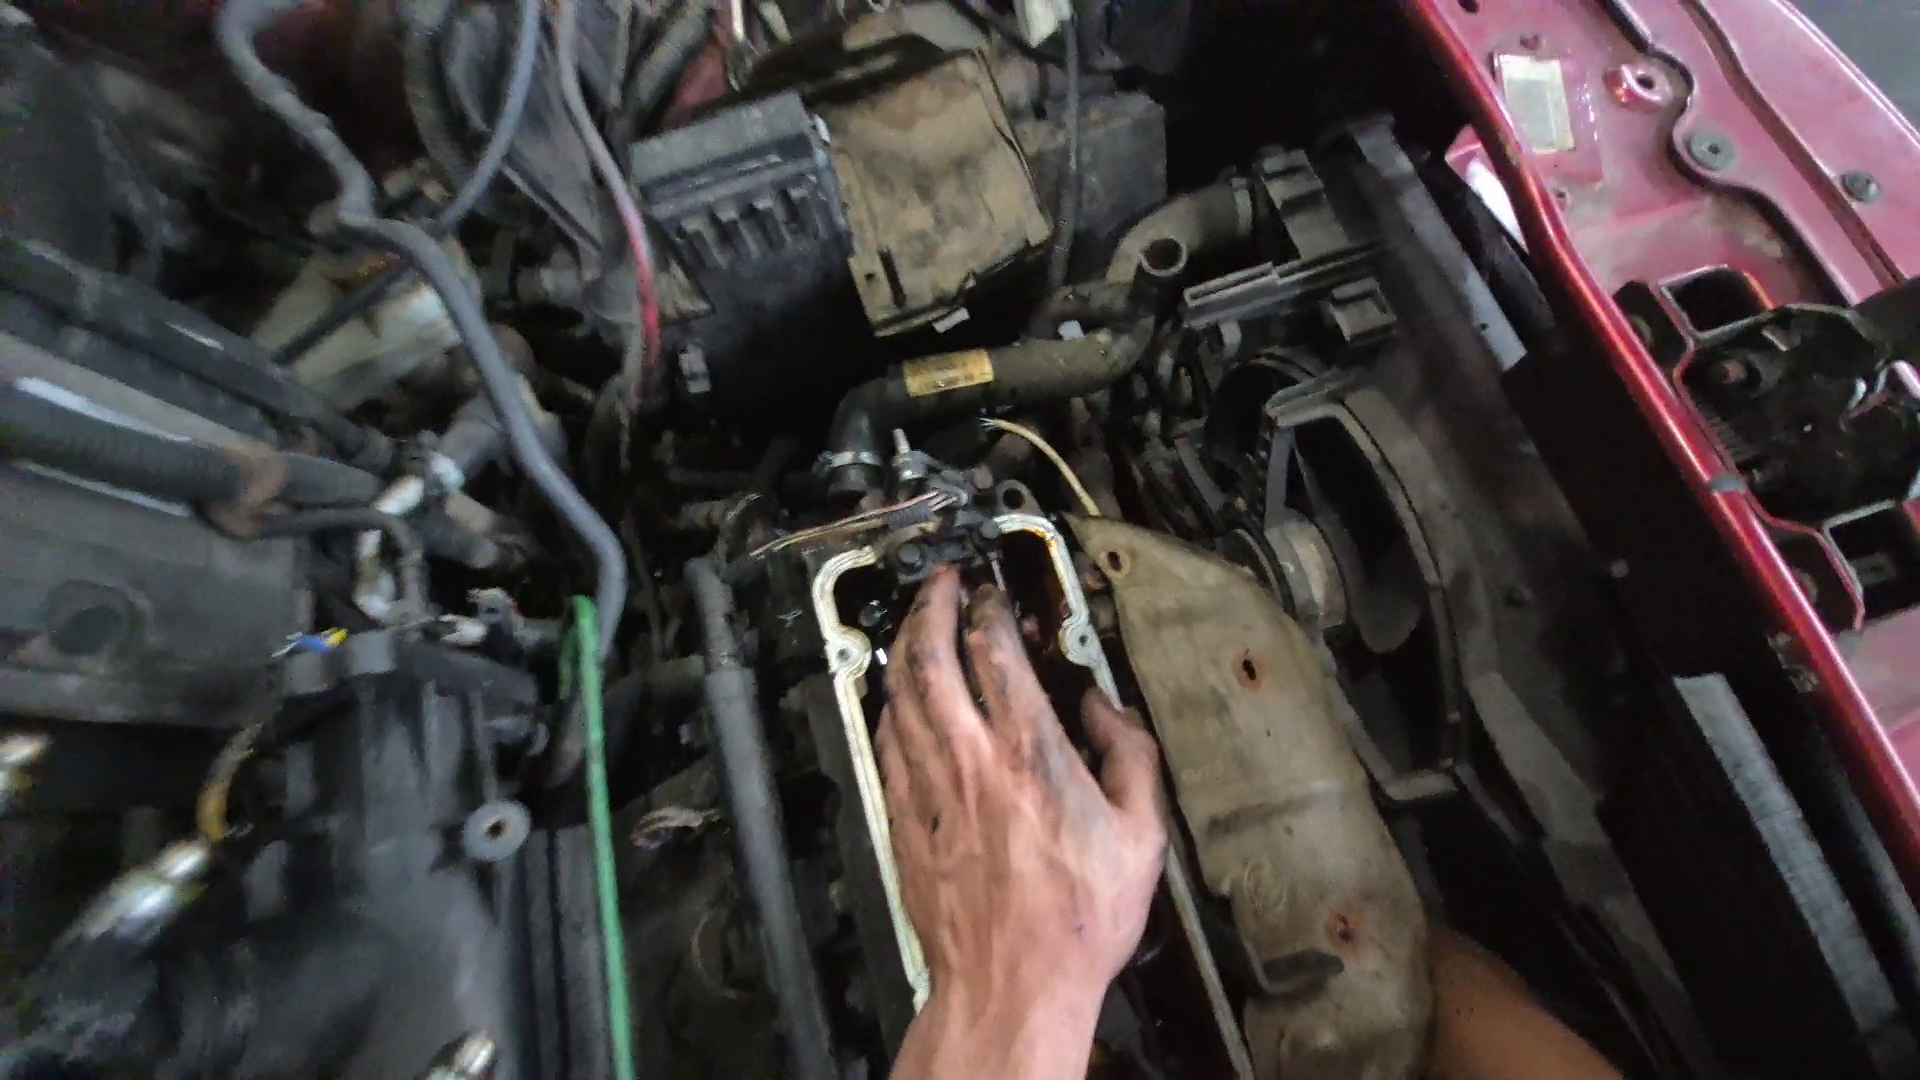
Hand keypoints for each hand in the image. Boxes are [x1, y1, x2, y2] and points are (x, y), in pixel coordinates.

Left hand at [878, 568, 1164, 1079]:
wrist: (1011, 986)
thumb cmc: (1077, 917)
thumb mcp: (1141, 836)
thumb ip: (1129, 755)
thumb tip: (1104, 708)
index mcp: (1030, 755)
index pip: (997, 653)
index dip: (989, 610)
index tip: (992, 597)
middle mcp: (971, 758)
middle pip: (932, 658)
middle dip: (932, 606)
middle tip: (939, 583)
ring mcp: (930, 786)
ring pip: (901, 693)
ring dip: (906, 646)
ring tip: (916, 622)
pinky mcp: (906, 817)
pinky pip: (888, 742)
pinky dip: (891, 706)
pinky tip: (898, 697)